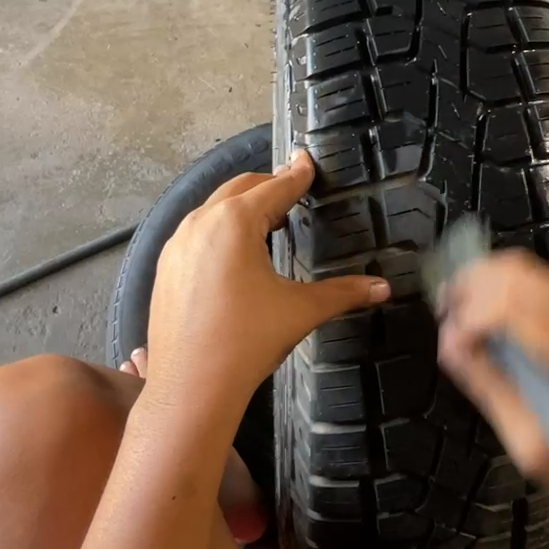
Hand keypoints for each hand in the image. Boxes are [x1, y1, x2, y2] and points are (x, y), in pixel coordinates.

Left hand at [146, 149, 389, 412]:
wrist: (190, 388)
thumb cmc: (247, 342)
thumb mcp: (300, 311)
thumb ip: (343, 292)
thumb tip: (383, 288)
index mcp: (235, 222)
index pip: (275, 188)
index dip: (297, 175)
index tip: (307, 160)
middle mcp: (201, 222)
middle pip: (241, 188)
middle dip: (269, 185)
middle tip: (293, 187)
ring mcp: (177, 244)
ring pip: (213, 208)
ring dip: (242, 205)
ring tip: (269, 218)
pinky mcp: (165, 267)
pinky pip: (195, 232)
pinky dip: (219, 228)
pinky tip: (234, 252)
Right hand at [436, 251, 548, 506]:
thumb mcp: (527, 444)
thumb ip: (489, 387)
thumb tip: (449, 344)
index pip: (507, 308)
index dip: (467, 316)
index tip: (448, 342)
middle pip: (515, 276)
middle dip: (471, 285)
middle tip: (443, 309)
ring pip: (526, 271)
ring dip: (486, 280)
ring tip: (458, 305)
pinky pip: (539, 283)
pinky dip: (505, 286)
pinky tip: (487, 309)